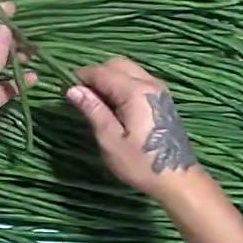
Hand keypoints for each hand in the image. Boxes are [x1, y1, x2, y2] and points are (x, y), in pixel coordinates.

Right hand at [66, 57, 208, 202]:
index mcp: (135, 91)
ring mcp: (159, 89)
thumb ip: (93, 110)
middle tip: (82, 96)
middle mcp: (149, 83)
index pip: (102, 72)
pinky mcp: (163, 98)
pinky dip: (123, 84)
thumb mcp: (110, 140)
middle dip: (96, 74)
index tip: (65, 89)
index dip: (81, 77)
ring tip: (96, 102)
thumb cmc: (141, 163)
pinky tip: (114, 106)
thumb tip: (72, 89)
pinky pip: (138, 79)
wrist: (177, 178)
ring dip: (110, 78)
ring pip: (129, 69)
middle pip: (117, 64)